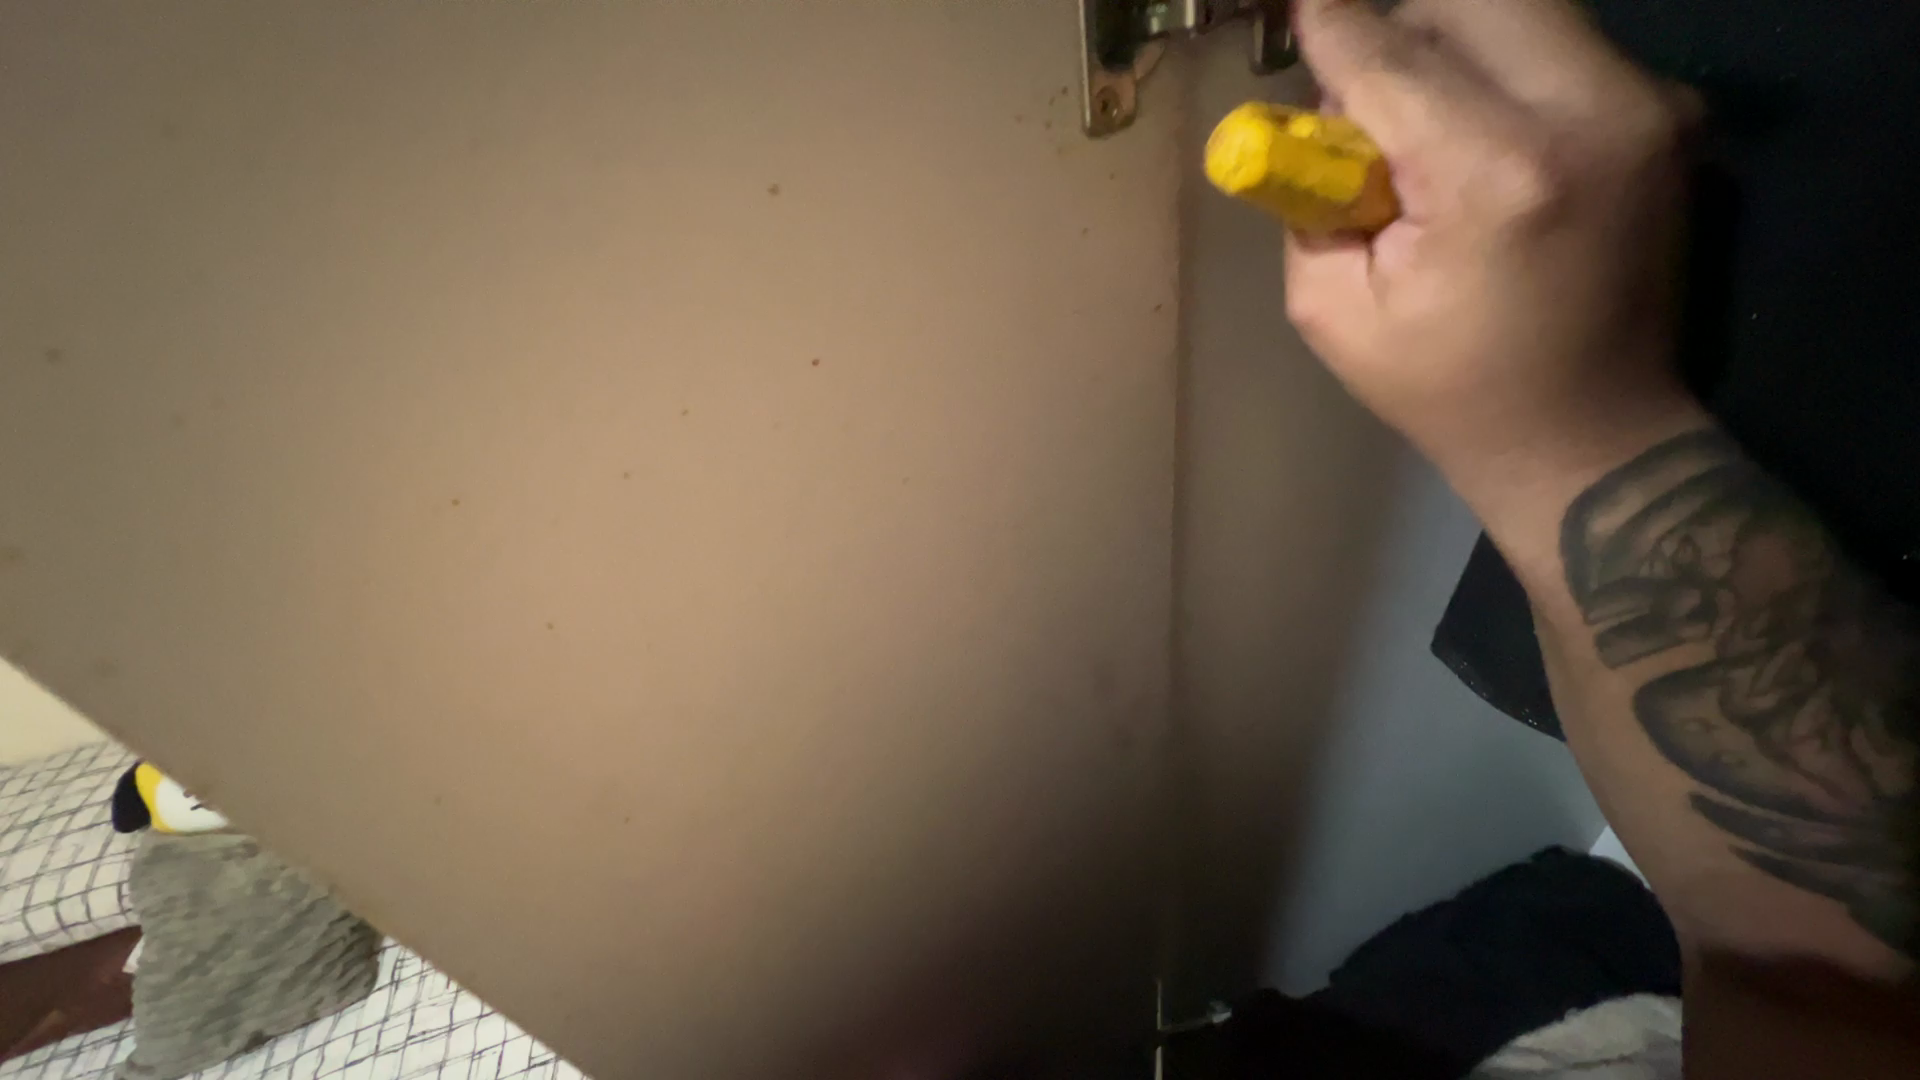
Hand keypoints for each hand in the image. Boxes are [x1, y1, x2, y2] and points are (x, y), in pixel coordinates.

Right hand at [1284, 0, 1702, 497]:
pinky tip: (1466, 132)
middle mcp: (1588, 112)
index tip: (1297, 5)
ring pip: (1526, 11)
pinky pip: (1559, 49)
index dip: (1333, 30)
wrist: (1583, 428)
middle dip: (1396, 24)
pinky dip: (1496, 68)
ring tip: (1405, 114)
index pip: (1394, 62)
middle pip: (1475, 1)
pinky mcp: (1664, 113)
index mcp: (1492, 178)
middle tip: (1352, 82)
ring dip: (1448, 43)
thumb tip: (1314, 134)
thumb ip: (1310, 211)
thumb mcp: (1334, 315)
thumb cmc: (1443, 388)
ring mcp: (1646, 105)